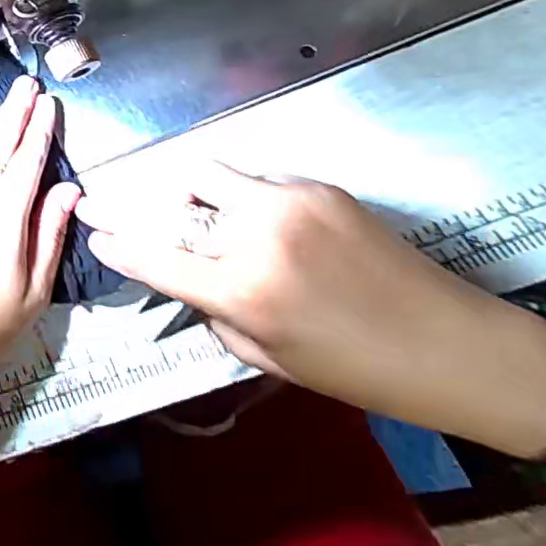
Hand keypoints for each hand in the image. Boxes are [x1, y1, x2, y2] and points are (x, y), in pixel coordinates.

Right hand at [77, 164, 545, 458]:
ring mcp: (291, 199)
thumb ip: (216, 310)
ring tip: (217, 219)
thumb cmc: (355, 370)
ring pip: (218, 174)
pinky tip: (273, 226)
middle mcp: (259, 232)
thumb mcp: (268, 355)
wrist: (449, 342)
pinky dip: (248, 199)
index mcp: (244, 289)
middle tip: (163, 220)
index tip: (97, 231)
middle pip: (182, 190)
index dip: (121, 243)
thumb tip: (188, 276)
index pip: (159, 257)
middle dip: (161, 203)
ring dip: (203, 194)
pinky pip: (261, 182)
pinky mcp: (320, 185)